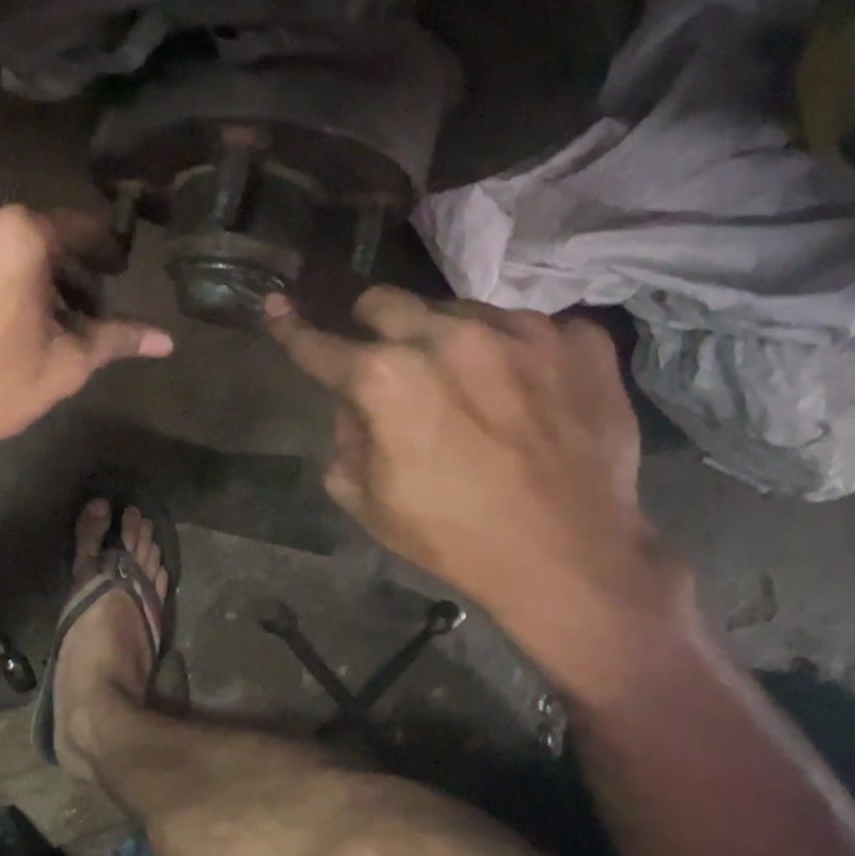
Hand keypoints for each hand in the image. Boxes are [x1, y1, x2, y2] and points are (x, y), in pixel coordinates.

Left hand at [0, 206, 173, 460]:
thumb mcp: (65, 364)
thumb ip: (116, 339)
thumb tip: (167, 341)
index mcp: (20, 234)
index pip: (82, 231)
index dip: (107, 257)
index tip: (121, 276)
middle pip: (44, 239)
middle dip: (70, 274)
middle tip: (88, 315)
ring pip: (8, 250)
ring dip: (34, 279)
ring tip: (49, 324)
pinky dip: (0, 280)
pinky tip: (8, 320)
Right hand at [266, 286, 662, 615]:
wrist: (569, 555)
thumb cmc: (450, 535)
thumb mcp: (365, 499)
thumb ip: (346, 438)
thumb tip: (356, 406)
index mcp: (384, 378)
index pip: (319, 344)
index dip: (289, 328)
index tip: (274, 306)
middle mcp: (448, 337)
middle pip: (385, 300)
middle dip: (371, 324)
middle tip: (384, 356)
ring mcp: (521, 332)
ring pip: (460, 310)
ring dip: (447, 338)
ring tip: (467, 382)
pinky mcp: (580, 342)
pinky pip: (532, 328)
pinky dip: (516, 353)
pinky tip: (525, 391)